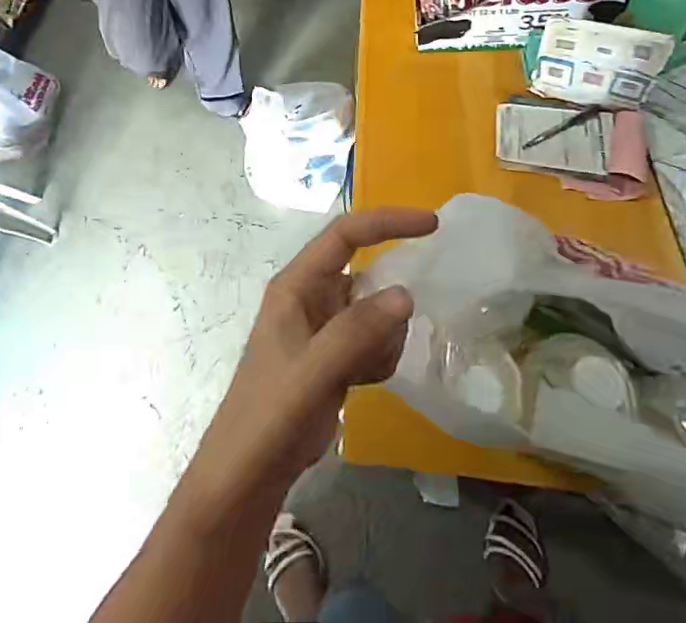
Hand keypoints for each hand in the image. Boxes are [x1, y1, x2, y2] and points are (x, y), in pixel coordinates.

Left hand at [188, 208, 435, 505]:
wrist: (253, 464)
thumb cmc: (273, 411)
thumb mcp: (314, 369)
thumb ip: (357, 331)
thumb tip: (404, 293)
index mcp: (295, 286)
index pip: (343, 237)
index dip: (385, 223)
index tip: (432, 225)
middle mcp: (309, 299)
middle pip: (366, 277)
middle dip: (386, 307)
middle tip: (378, 346)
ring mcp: (322, 328)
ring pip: (375, 313)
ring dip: (384, 339)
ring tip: (362, 372)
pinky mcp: (333, 355)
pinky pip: (374, 341)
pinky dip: (380, 358)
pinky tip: (362, 383)